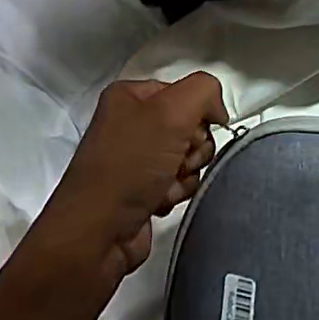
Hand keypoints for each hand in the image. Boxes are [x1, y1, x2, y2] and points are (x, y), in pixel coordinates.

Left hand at [21, 73, 227, 294]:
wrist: (100, 227)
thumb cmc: (129, 164)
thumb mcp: (169, 113)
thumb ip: (201, 92)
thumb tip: (217, 106)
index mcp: (129, 95)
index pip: (183, 93)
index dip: (196, 115)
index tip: (189, 132)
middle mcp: (130, 121)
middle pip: (190, 128)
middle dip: (191, 149)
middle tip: (175, 160)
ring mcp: (136, 156)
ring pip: (188, 158)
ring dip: (184, 175)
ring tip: (163, 184)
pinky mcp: (143, 187)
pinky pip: (179, 184)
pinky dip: (175, 193)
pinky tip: (158, 200)